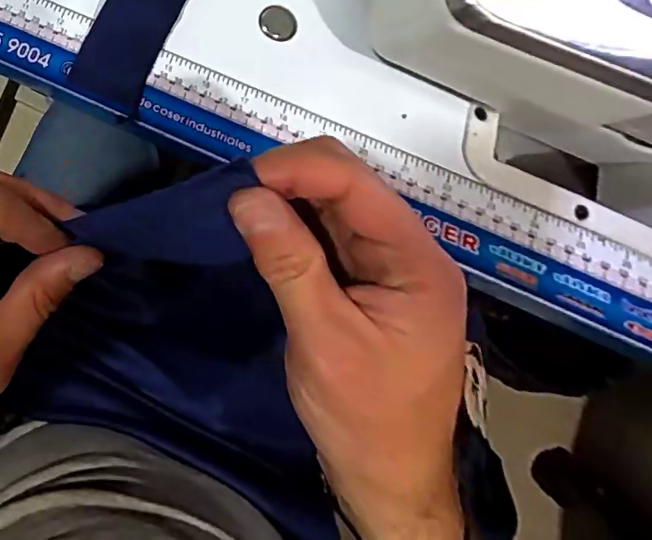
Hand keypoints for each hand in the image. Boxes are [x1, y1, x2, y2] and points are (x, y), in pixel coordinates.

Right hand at [231, 137, 467, 538]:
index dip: (294, 169)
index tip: (240, 184)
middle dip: (285, 176)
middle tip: (236, 199)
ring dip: (282, 195)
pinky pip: (320, 222)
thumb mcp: (325, 343)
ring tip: (240, 211)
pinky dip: (286, 217)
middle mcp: (405, 246)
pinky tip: (260, 227)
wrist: (390, 482)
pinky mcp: (361, 269)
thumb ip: (289, 264)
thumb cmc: (368, 422)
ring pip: (328, 195)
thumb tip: (246, 197)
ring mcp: (383, 256)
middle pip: (343, 177)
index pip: (353, 181)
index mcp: (415, 260)